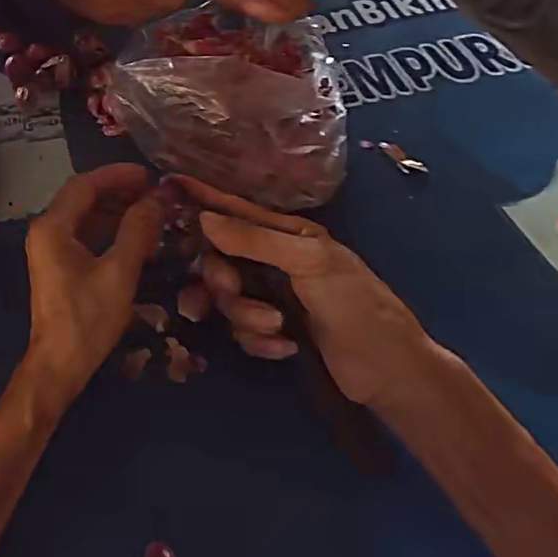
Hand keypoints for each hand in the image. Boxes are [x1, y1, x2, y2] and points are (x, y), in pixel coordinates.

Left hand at [22, 164, 163, 410]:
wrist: (59, 364)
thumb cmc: (87, 318)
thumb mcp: (118, 272)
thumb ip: (137, 231)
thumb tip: (157, 198)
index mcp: (52, 227)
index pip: (84, 185)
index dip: (116, 175)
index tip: (146, 174)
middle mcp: (45, 230)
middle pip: (82, 198)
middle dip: (118, 192)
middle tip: (153, 191)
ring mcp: (49, 247)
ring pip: (84, 216)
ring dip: (115, 211)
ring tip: (150, 211)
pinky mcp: (58, 263)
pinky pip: (84, 235)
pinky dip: (108, 231)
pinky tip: (135, 237)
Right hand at [172, 175, 436, 407]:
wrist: (391, 373)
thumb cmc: (356, 304)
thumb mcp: (308, 262)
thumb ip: (253, 239)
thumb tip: (203, 218)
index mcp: (282, 233)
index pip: (231, 208)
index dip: (200, 196)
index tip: (166, 183)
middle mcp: (269, 260)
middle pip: (216, 259)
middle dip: (220, 278)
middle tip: (231, 289)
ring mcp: (269, 295)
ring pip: (225, 298)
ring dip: (244, 315)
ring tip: (275, 327)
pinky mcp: (271, 330)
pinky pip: (240, 330)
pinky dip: (258, 340)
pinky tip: (285, 347)